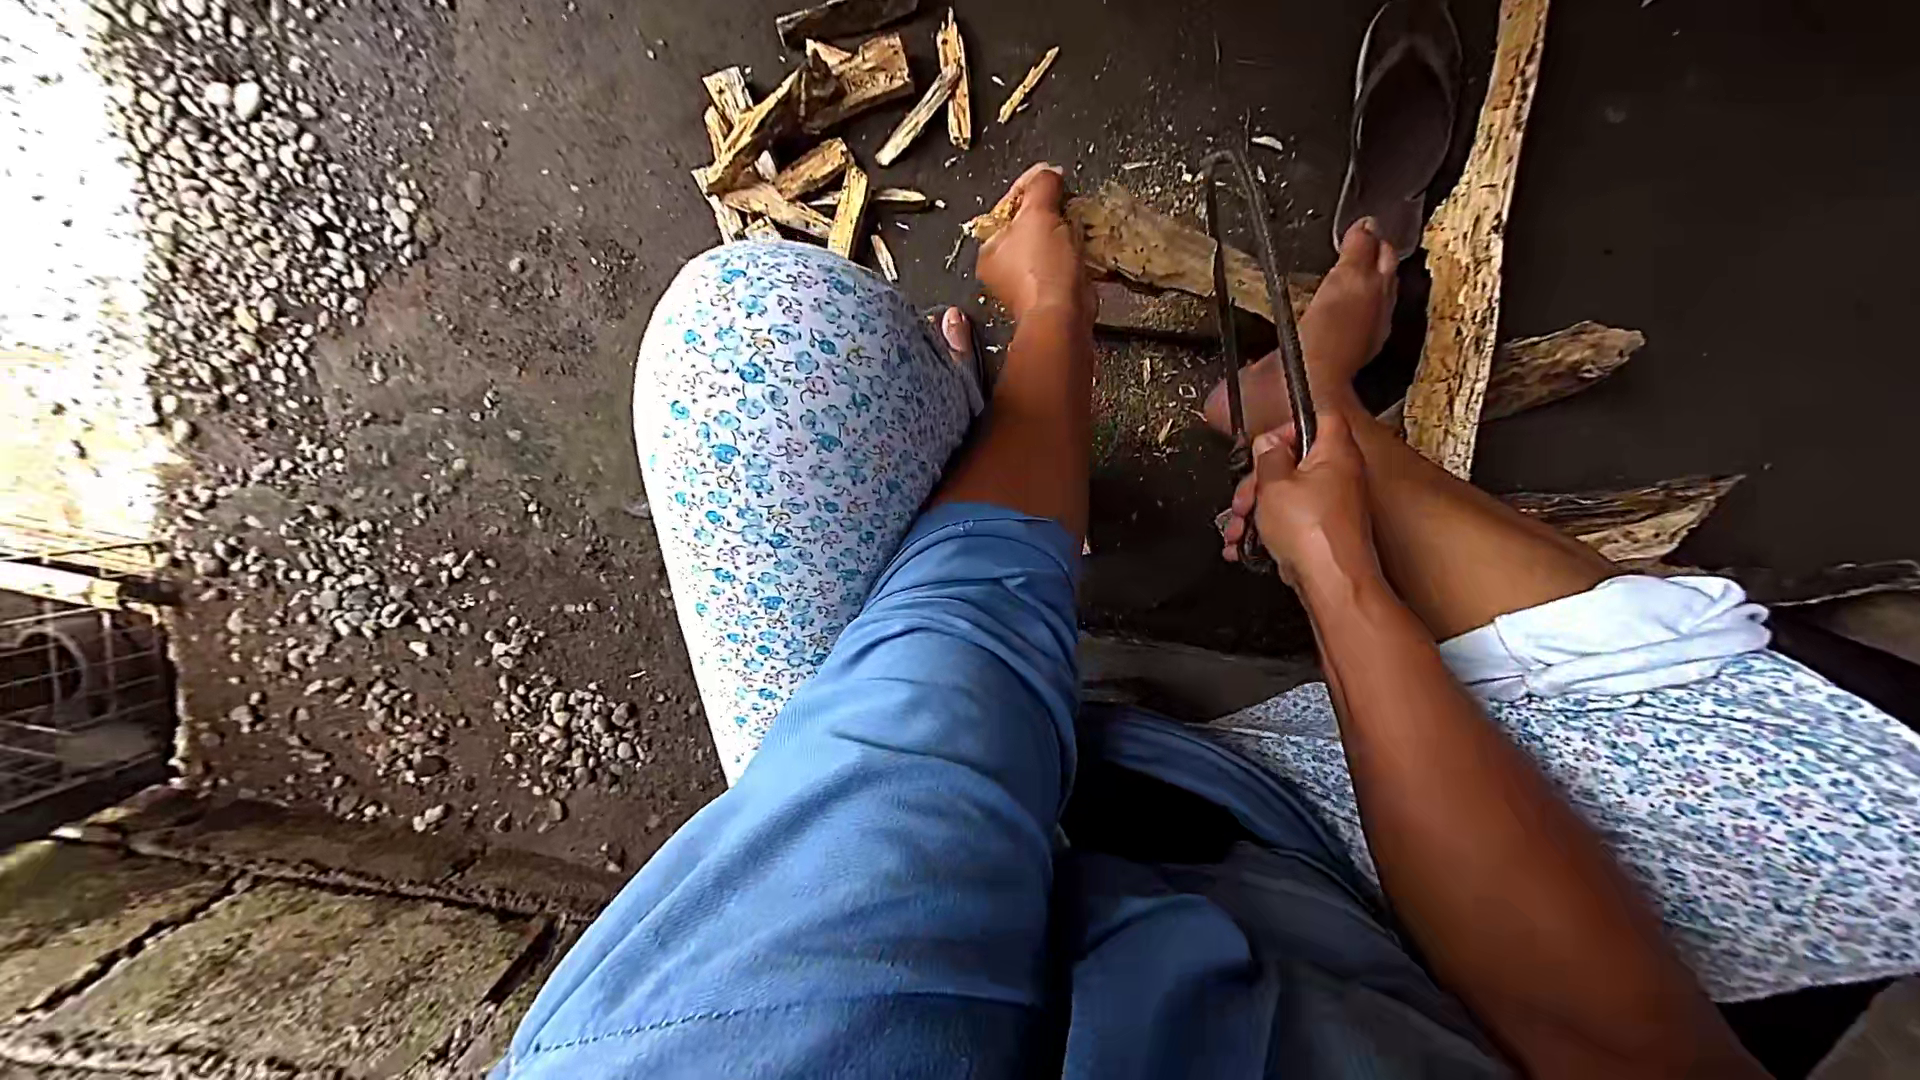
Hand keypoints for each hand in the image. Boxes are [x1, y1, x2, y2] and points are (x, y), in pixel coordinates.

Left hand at [977, 162, 1093, 323]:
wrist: (1062, 314)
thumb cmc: (1042, 269)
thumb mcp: (1038, 213)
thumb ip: (1041, 185)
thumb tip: (1048, 173)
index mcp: (990, 249)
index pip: (1007, 205)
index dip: (1030, 184)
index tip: (1051, 173)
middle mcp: (1004, 267)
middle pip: (1028, 223)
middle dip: (1049, 207)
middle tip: (1066, 195)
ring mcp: (1028, 281)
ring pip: (1048, 240)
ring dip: (1065, 226)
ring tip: (1077, 215)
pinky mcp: (1050, 290)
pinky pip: (1063, 258)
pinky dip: (1073, 247)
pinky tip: (1083, 239)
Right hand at [1221, 410, 1379, 589]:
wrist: (1332, 582)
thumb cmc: (1314, 535)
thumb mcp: (1273, 485)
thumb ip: (1267, 458)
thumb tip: (1266, 444)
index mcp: (1335, 453)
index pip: (1320, 417)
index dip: (1289, 424)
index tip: (1265, 443)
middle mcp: (1339, 475)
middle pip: (1292, 460)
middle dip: (1258, 478)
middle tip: (1246, 494)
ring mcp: (1332, 503)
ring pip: (1284, 492)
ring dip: (1255, 507)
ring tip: (1239, 525)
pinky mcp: (1321, 529)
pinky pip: (1287, 518)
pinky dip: (1265, 527)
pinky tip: (1245, 542)